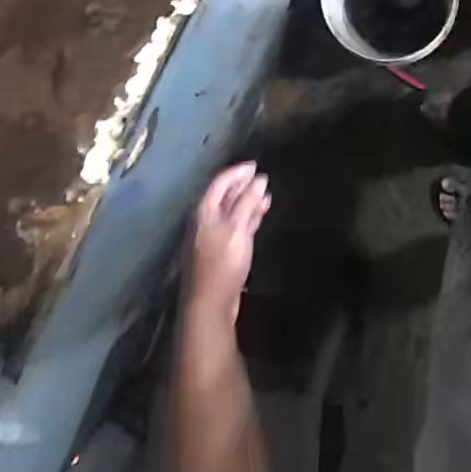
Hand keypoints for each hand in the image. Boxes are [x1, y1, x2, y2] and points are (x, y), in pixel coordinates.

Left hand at [188, 162, 270, 324]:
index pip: (220, 183)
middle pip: (224, 197)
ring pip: (231, 212)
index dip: (237, 172)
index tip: (255, 166)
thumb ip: (247, 203)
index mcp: (204, 213)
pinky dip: (247, 218)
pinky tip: (259, 216)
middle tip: (261, 177)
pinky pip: (235, 226)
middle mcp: (205, 222)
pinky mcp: (221, 252)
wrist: (209, 305)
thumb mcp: (237, 229)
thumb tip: (260, 181)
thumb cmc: (222, 263)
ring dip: (247, 202)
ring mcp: (212, 237)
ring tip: (266, 195)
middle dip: (243, 186)